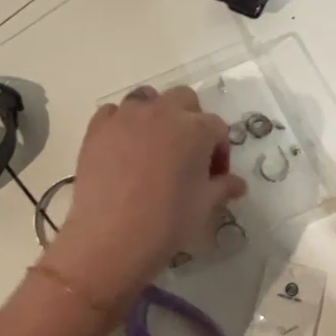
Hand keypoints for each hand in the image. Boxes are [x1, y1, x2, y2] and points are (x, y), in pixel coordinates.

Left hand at [46, 85, 246, 305]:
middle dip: (190, 120)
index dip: (219, 151)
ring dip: (155, 114)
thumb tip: (238, 184)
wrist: (112, 237)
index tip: (214, 176)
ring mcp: (126, 116)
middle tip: (186, 154)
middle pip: (184, 99)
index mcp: (196, 128)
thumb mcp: (203, 205)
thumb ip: (222, 187)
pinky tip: (121, 149)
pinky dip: (121, 124)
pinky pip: (112, 113)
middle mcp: (163, 112)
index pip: (217, 128)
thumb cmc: (167, 221)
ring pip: (146, 98)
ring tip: (152, 146)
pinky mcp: (97, 128)